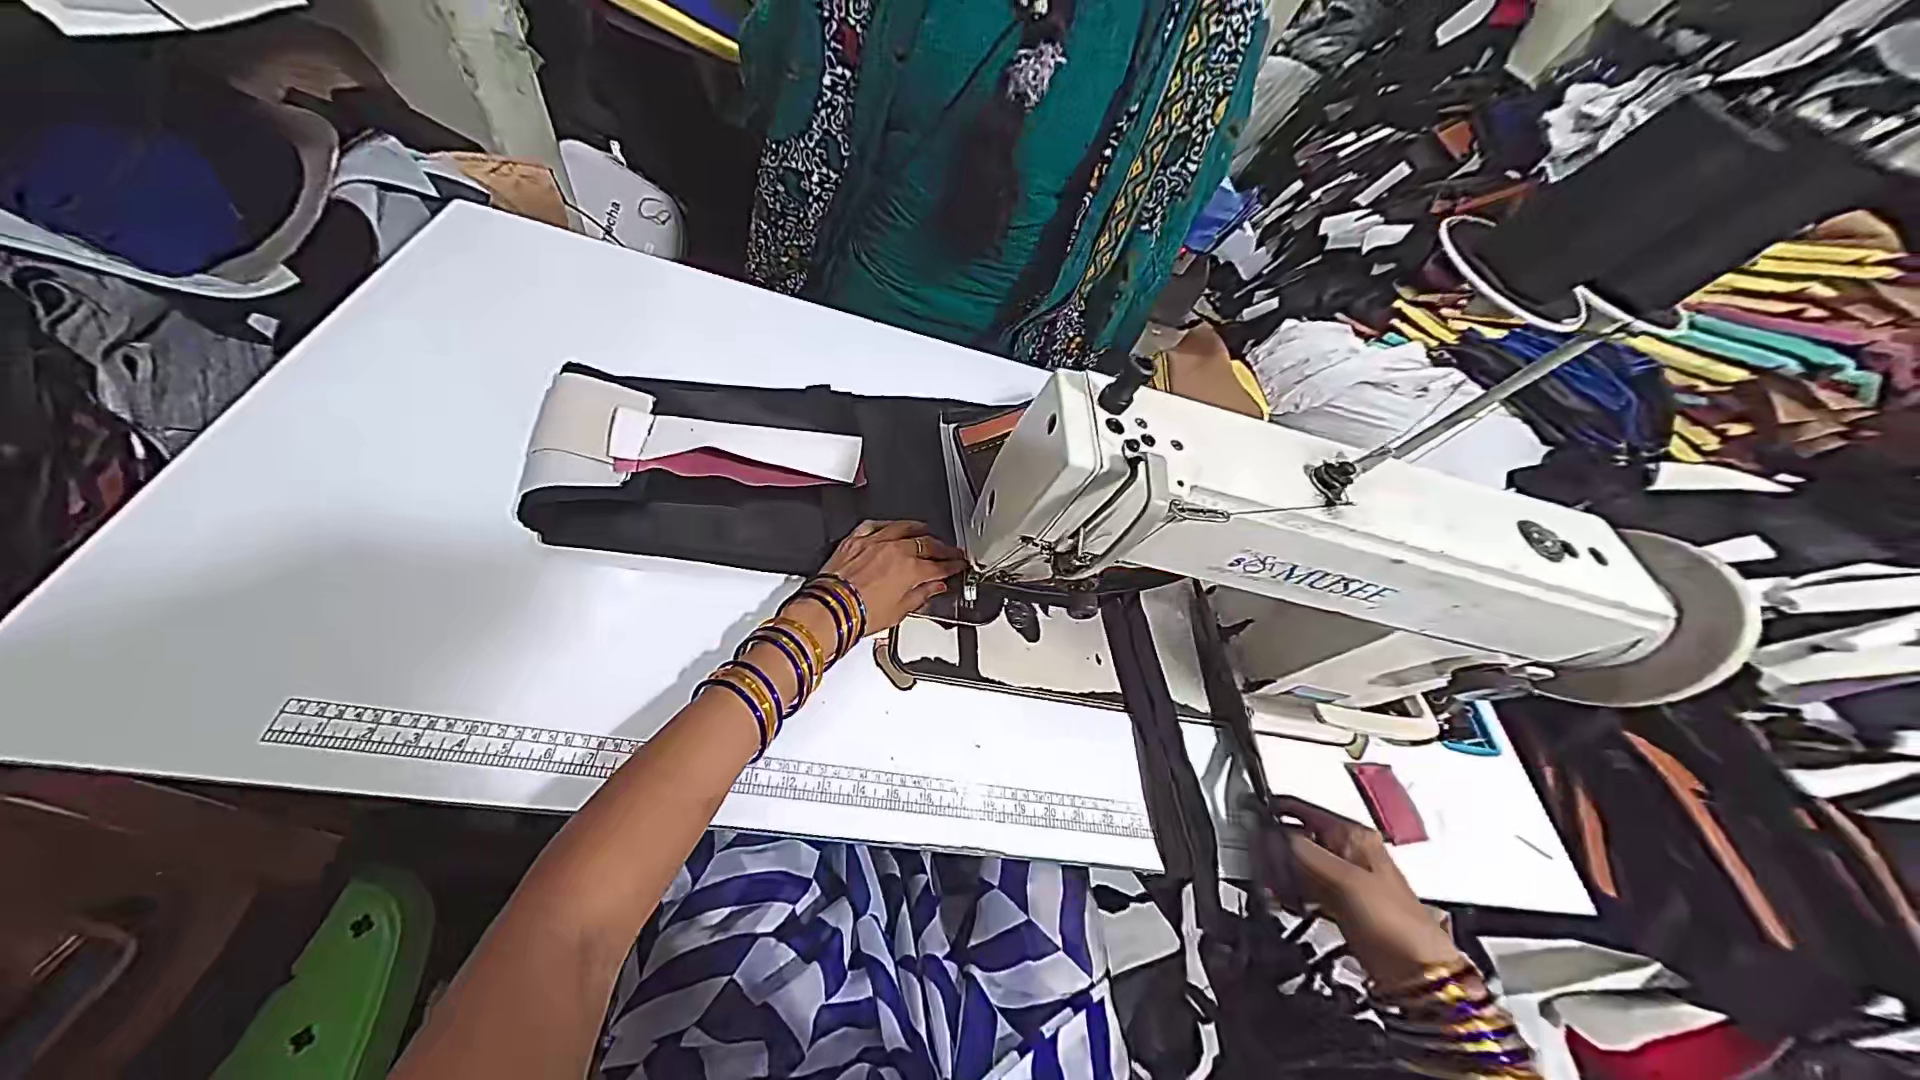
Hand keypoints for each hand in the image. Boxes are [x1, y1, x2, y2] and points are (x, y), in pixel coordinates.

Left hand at [819, 520, 967, 632]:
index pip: (940, 566)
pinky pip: (874, 525)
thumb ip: (921, 595)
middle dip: (943, 549)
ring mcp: (875, 542)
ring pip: (904, 527)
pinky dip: (885, 525)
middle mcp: (895, 551)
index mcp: (911, 570)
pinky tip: (890, 526)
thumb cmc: (860, 613)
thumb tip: (933, 588)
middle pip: (927, 544)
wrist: (830, 609)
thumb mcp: (900, 611)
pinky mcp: (855, 540)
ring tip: (927, 531)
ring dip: (919, 529)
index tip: (958, 566)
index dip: (953, 566)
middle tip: (950, 552)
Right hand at [1261, 796, 1463, 987]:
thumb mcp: (1343, 879)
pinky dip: (1290, 893)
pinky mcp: (1338, 903)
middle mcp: (1346, 851)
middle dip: (1274, 849)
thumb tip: (1270, 834)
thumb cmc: (1396, 924)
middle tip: (1259, 861)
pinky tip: (1286, 901)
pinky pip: (1302, 887)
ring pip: (1296, 863)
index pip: (1300, 809)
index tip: (1248, 816)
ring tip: (1272, 886)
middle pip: (1294, 837)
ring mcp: (1342, 878)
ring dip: (1280, 874)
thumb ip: (1302, 852)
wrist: (1419, 975)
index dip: (1273, 812)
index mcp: (1352, 835)